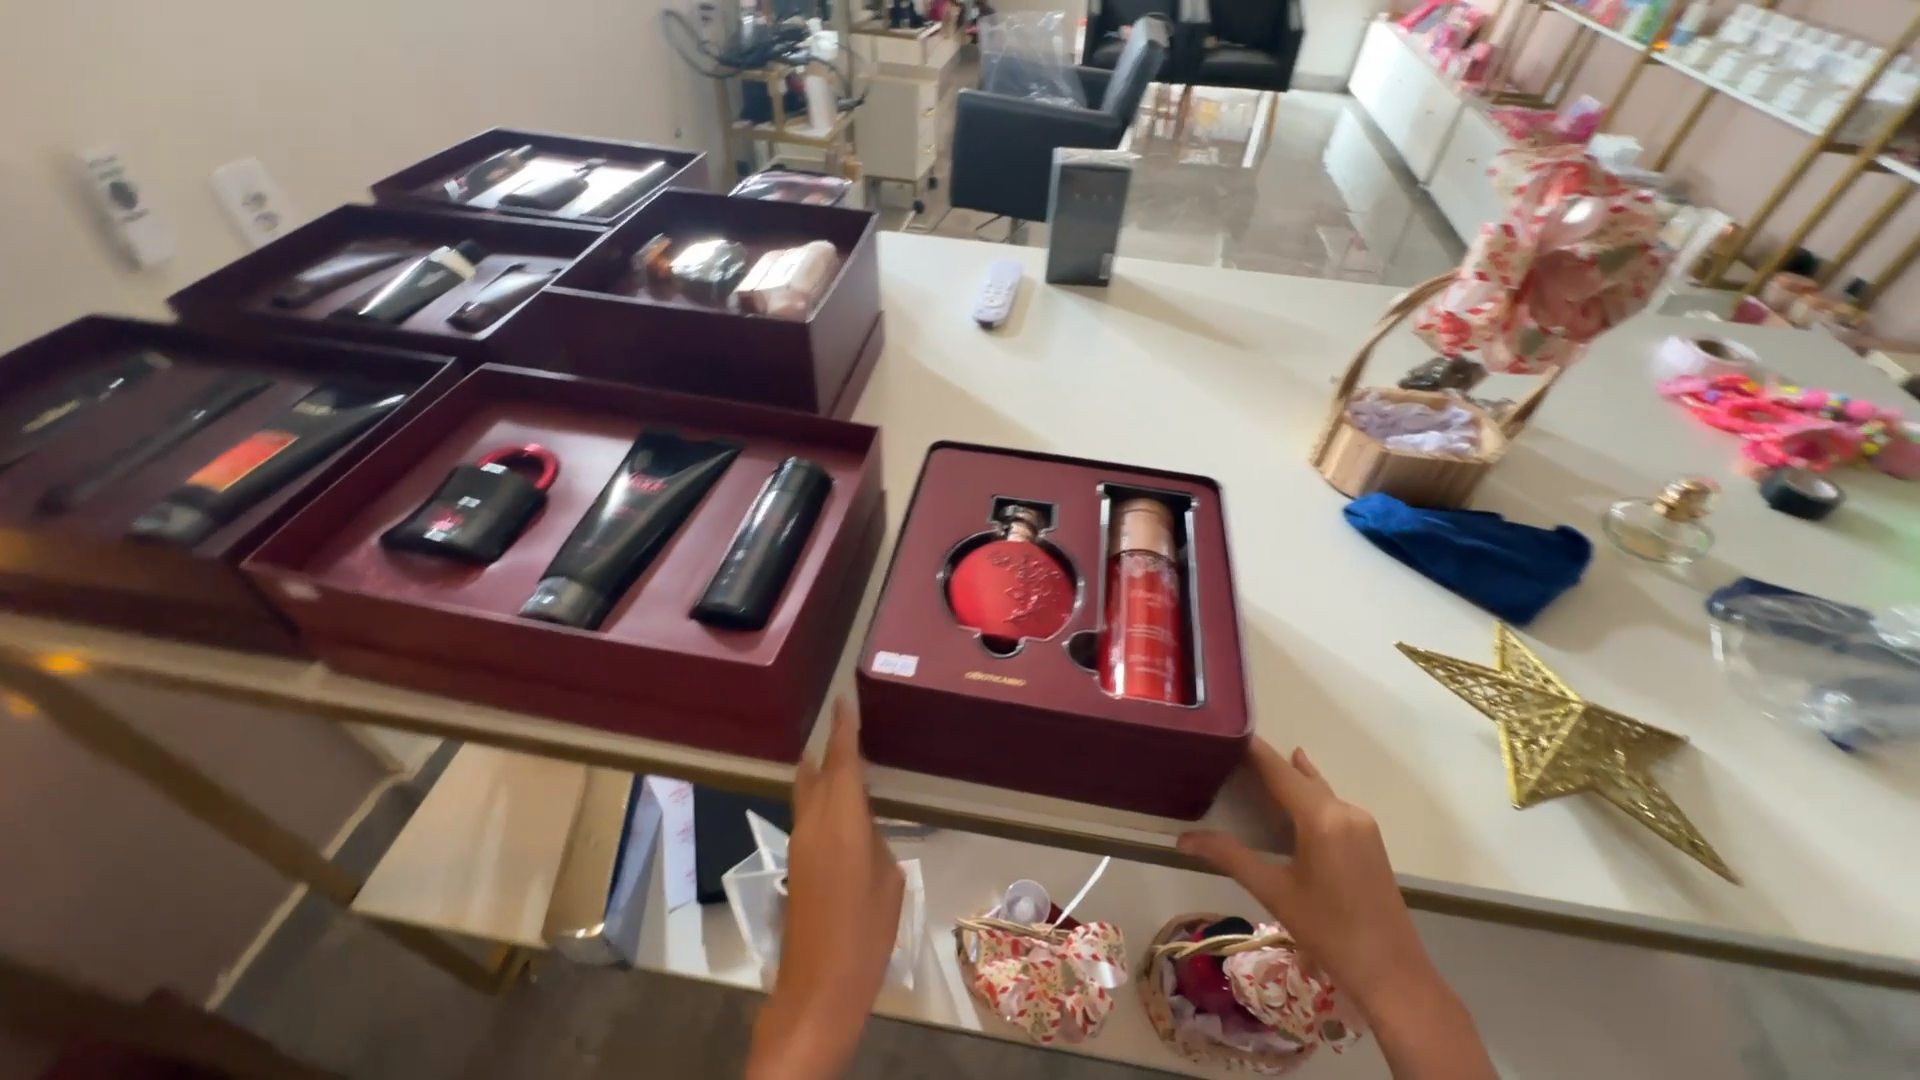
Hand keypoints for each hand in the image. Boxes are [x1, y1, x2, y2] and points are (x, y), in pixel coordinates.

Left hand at [746, 699, 903, 1079]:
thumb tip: (865, 829)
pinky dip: (820, 796)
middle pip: (815, 770)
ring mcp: (800, 842)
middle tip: (843, 722)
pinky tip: (837, 802)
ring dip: (820, 770)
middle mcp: (814, 822)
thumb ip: (875, 842)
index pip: (841, 761)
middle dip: (827, 745)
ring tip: (839, 754)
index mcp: (843, 820)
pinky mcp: (795, 861)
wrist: (821, 981)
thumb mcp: (889, 879)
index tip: (844, 700)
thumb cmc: (867, 930)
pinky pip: (808, 813)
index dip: (843, 729)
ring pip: (806, 791)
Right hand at [1176, 739, 1426, 1011]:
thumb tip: (1184, 839)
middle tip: (1227, 752)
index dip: (1251, 749)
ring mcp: (1362, 824)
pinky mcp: (1369, 840)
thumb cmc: (1329, 932)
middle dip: (1265, 764)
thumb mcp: (1274, 892)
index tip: (1223, 731)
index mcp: (1322, 818)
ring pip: (1317, 790)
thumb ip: (1230, 857)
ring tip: (1249, 768)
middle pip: (1298, 776)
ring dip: (1286, 780)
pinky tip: (1289, 798)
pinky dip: (1305, 796)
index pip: (1278, 770)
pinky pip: (1330, 804)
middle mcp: (1345, 811)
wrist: (1392, 973)